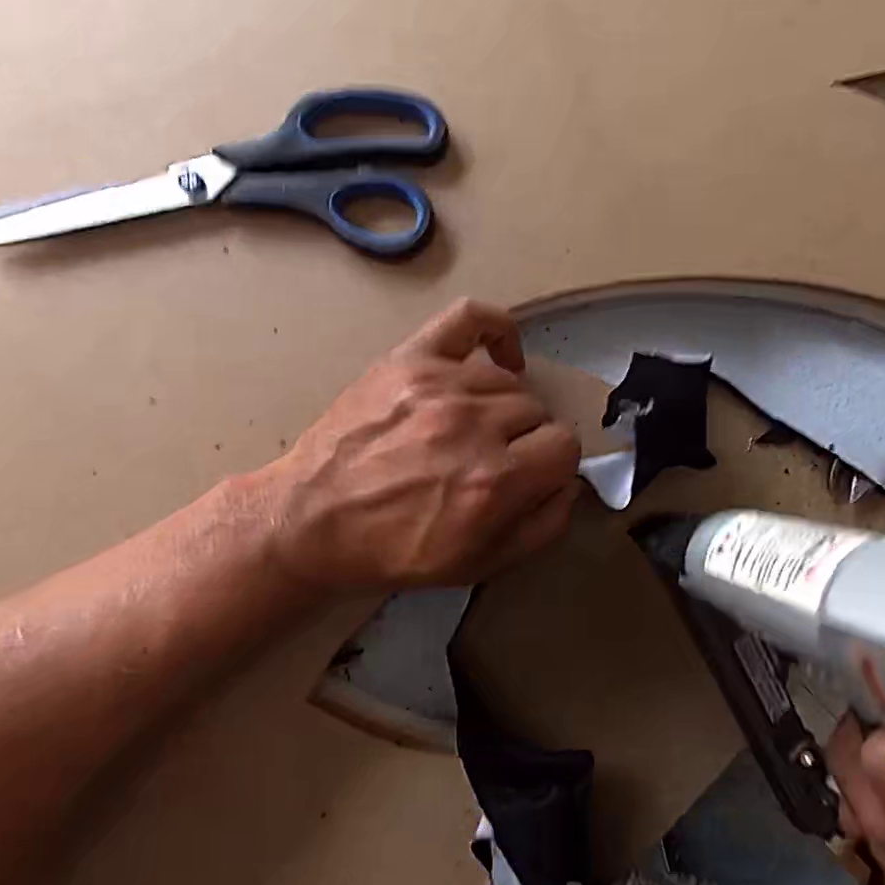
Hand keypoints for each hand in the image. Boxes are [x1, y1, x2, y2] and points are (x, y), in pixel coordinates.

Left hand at [259, 299, 581, 592]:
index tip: (528, 476)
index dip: (550, 466)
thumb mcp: (479, 565)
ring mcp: (438, 385)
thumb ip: (542, 527)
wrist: (314, 520)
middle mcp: (473, 425)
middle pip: (537, 413)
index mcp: (495, 481)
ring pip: (507, 382)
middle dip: (523, 442)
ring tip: (471, 429)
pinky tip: (500, 360)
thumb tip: (570, 484)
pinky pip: (472, 319)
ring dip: (501, 407)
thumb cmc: (395, 551)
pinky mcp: (408, 360)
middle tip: (489, 462)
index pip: (564, 447)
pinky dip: (498, 331)